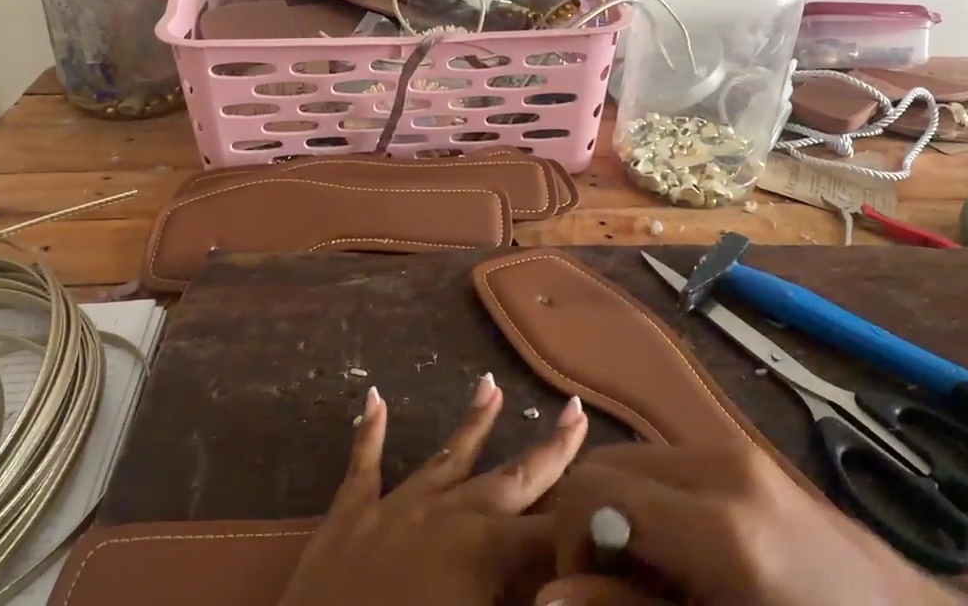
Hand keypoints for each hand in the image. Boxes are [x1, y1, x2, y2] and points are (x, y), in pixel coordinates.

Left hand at [278, 374, 590, 605]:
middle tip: (575, 409)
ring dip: (472, 423)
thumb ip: (525, 601)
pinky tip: (373, 397)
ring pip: (446, 456)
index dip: (587, 506)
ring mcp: (395, 508)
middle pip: (510, 477)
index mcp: (484, 551)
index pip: (551, 525)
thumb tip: (561, 586)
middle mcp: (447, 514)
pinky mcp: (348, 515)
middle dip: (548, 447)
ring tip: (489, 384)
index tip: (619, 478)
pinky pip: (363, 465)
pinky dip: (369, 431)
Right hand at [535, 445, 967, 605]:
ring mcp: (737, 454)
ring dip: (618, 511)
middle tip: (612, 588)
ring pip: (632, 460)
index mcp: (720, 526)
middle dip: (588, 525)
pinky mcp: (747, 457)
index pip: (592, 492)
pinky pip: (666, 465)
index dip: (570, 545)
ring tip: (647, 573)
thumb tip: (546, 597)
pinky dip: (649, 500)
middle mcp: (722, 467)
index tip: (588, 596)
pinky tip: (677, 551)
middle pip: (605, 466)